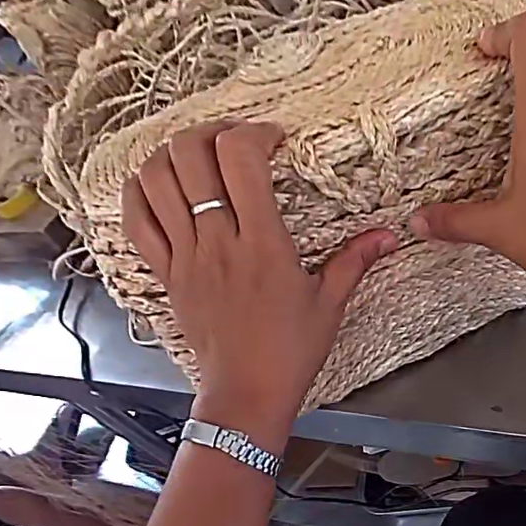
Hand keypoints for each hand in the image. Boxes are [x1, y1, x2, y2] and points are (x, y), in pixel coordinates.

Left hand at [120, 121, 396, 443]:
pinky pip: (136, 221)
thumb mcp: (329, 304)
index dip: (255, 133)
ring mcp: (186, 257)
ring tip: (200, 160)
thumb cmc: (290, 352)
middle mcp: (218, 243)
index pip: (241, 158)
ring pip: (156, 179)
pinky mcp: (167, 274)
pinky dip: (140, 192)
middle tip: (234, 144)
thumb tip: (388, 236)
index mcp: (263, 245)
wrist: (247, 392)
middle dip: (212, 132)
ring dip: (174, 155)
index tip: (274, 141)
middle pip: (190, 154)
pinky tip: (160, 186)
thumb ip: (355, 261)